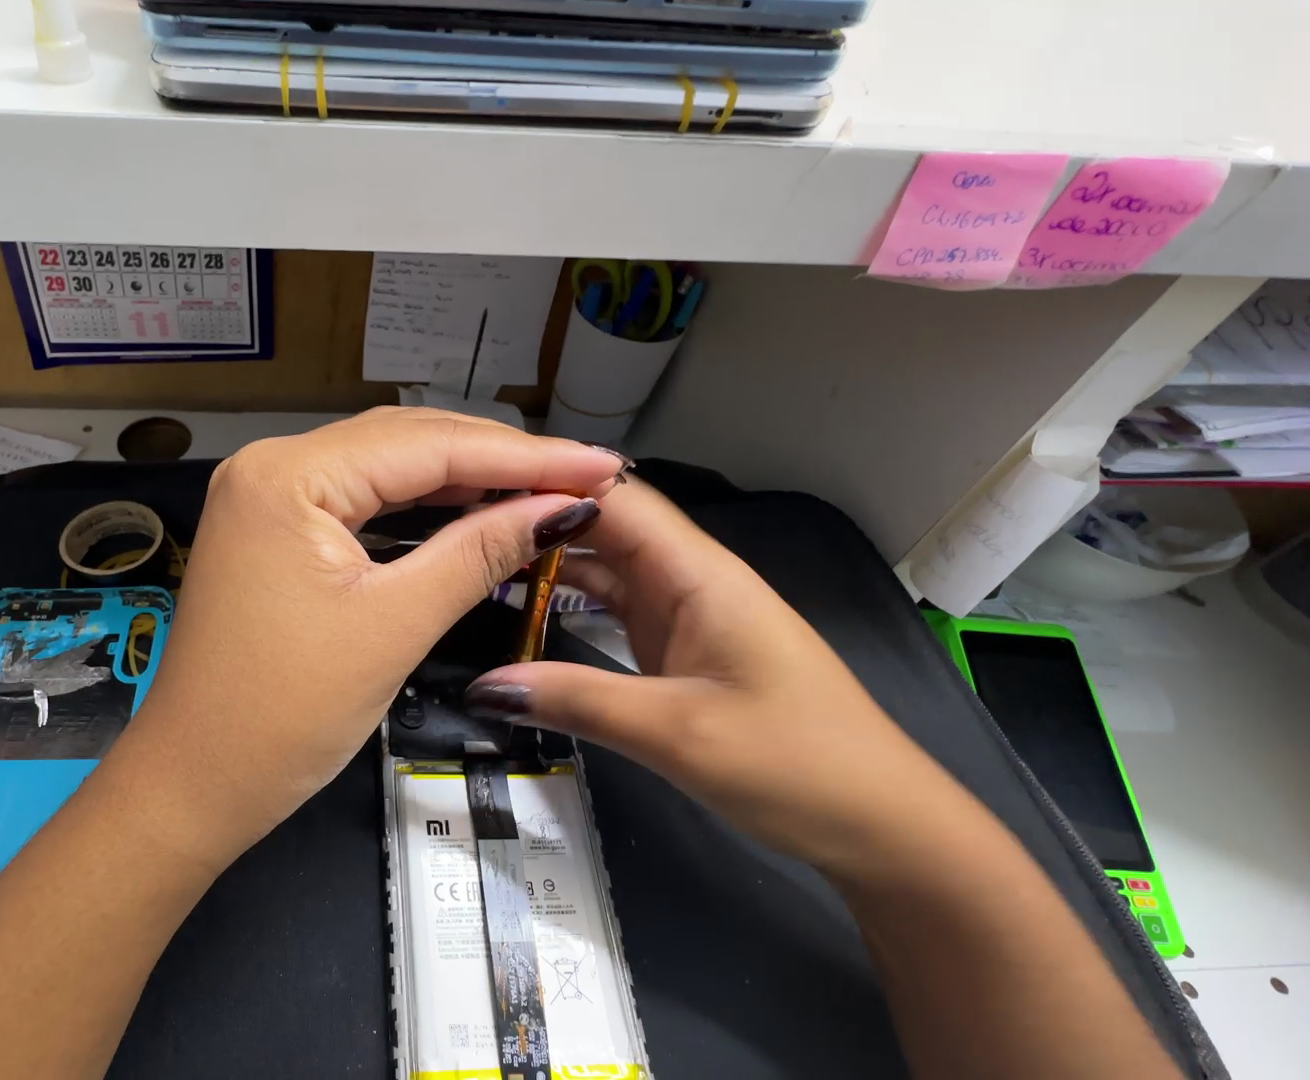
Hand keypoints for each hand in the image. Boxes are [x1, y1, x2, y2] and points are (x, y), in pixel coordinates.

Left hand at [105, 408, 623, 871]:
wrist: (196, 783)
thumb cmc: (285, 714)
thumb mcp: (393, 625)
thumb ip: (478, 553)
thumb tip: (560, 508)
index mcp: (289, 475)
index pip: (427, 444)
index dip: (523, 455)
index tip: (601, 464)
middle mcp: (272, 466)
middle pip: (405, 444)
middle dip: (497, 462)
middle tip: (583, 478)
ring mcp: (268, 497)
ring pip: (386, 471)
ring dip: (463, 482)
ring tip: (543, 491)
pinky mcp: (274, 531)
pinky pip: (361, 503)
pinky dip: (420, 510)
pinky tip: (473, 513)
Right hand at [463, 480, 981, 881]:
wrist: (878, 825)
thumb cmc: (794, 763)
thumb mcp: (675, 733)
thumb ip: (574, 700)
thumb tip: (482, 687)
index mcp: (698, 572)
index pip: (613, 497)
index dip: (546, 482)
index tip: (471, 487)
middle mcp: (688, 579)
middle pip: (602, 525)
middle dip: (534, 518)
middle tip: (453, 525)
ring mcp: (683, 613)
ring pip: (603, 566)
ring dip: (545, 561)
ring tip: (471, 559)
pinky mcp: (677, 648)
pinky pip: (611, 609)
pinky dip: (565, 605)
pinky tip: (520, 611)